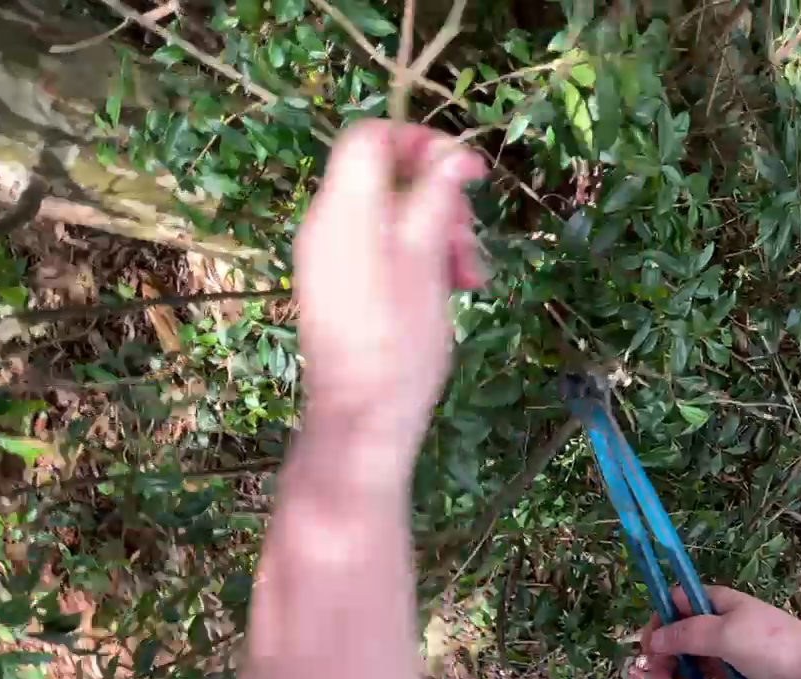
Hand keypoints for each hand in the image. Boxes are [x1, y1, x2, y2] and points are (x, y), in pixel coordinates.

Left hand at [293, 121, 485, 485]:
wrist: (365, 416)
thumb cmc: (400, 344)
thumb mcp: (427, 265)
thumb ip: (435, 202)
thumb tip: (452, 156)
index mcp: (347, 211)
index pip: (374, 139)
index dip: (422, 143)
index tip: (470, 173)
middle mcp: (329, 225)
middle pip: (389, 183)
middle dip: (441, 206)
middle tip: (471, 249)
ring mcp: (332, 259)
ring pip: (392, 222)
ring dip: (437, 240)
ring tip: (468, 281)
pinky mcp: (341, 289)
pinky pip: (382, 254)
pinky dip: (418, 263)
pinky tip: (446, 294)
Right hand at [640, 586, 800, 678]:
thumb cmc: (770, 646)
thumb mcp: (725, 634)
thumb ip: (686, 634)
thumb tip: (654, 637)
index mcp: (718, 605)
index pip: (676, 606)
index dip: (659, 626)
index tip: (647, 652)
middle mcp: (720, 627)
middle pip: (678, 645)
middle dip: (662, 671)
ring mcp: (728, 656)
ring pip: (690, 673)